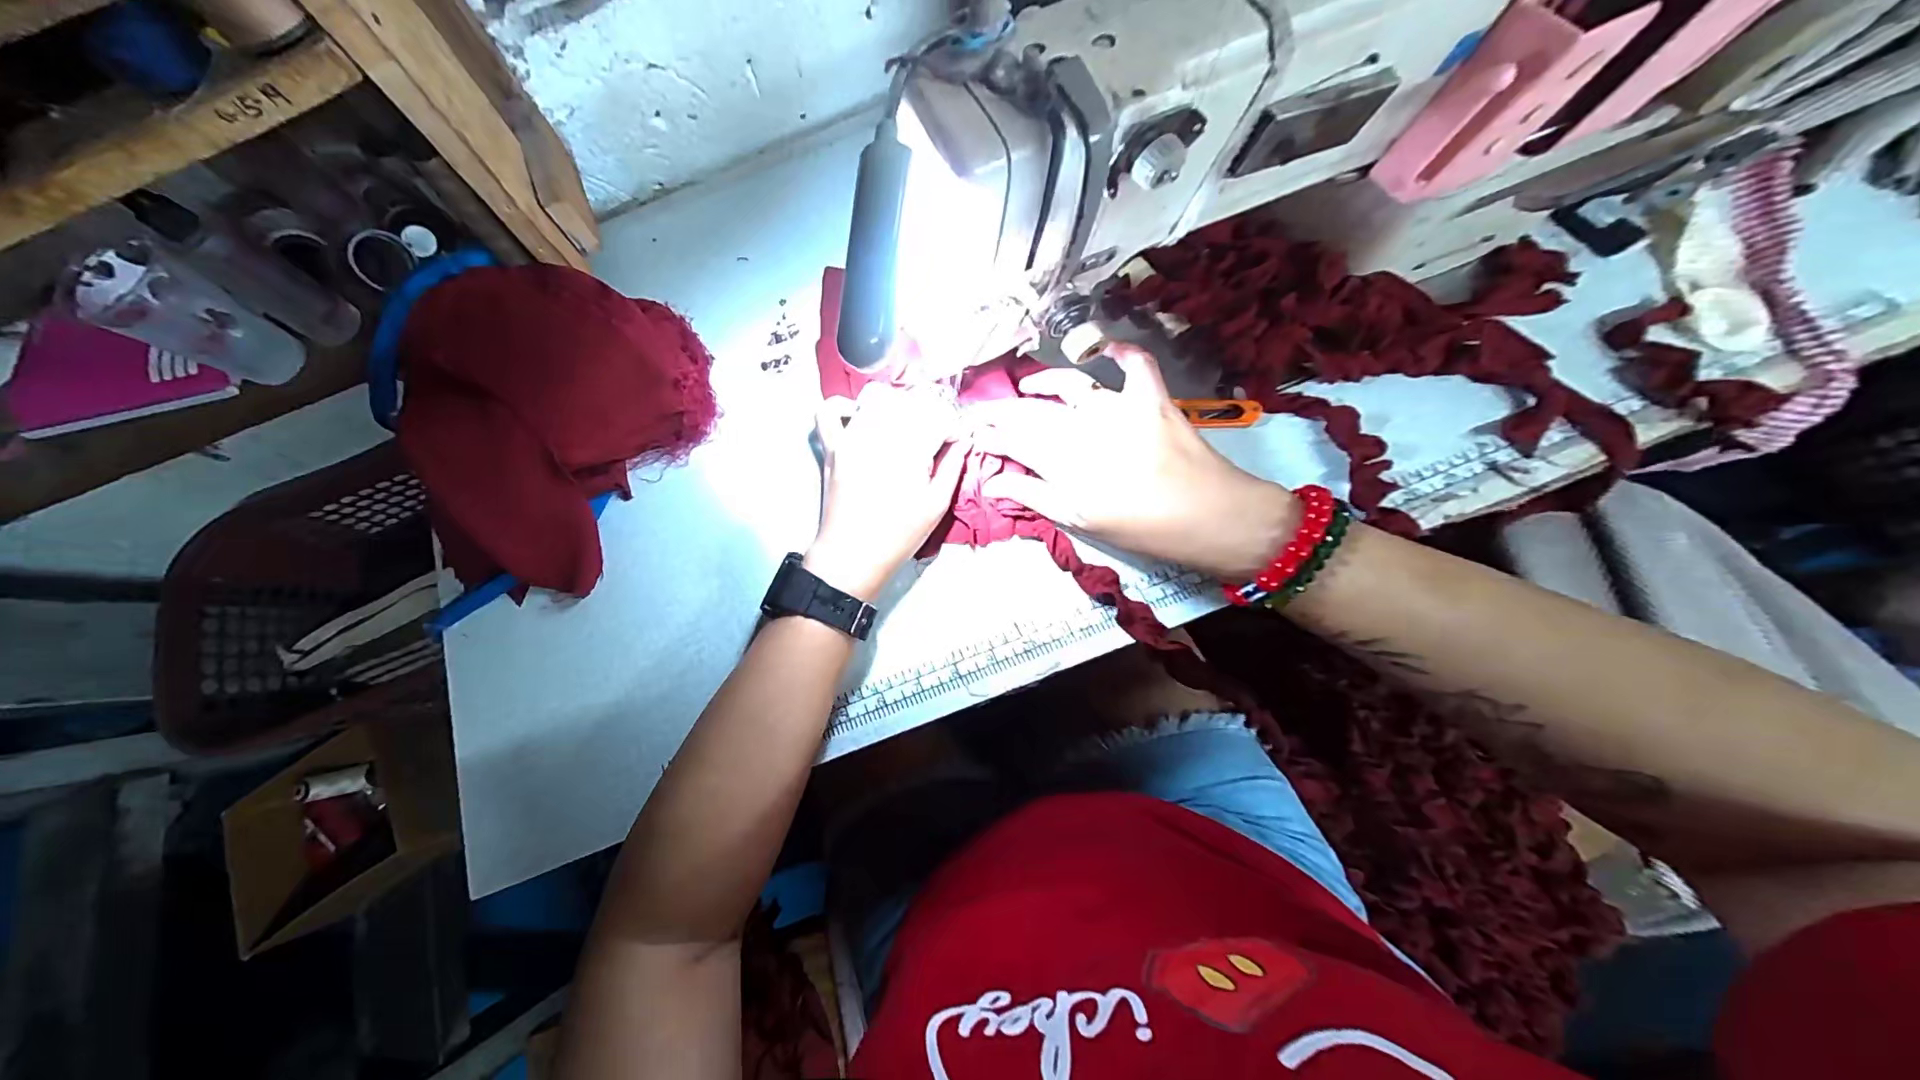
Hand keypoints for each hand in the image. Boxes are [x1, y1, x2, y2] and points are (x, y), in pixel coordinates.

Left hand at [806, 383, 967, 600]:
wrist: (851, 556)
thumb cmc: (898, 536)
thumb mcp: (936, 504)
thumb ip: (953, 466)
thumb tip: (964, 441)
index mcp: (910, 448)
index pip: (937, 416)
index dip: (951, 428)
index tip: (954, 442)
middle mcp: (880, 434)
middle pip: (909, 402)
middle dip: (927, 415)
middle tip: (932, 439)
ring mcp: (851, 437)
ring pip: (876, 399)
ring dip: (895, 407)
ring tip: (904, 431)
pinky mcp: (832, 447)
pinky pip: (829, 411)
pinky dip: (843, 406)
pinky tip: (858, 416)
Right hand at [967, 343, 1297, 579]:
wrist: (1209, 516)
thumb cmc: (1141, 527)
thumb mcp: (1080, 519)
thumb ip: (1034, 495)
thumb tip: (994, 480)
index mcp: (1063, 459)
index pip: (1014, 438)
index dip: (991, 434)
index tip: (976, 433)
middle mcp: (1083, 425)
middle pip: (1034, 410)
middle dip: (1005, 410)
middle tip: (989, 411)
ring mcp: (1118, 405)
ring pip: (1071, 384)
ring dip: (1045, 381)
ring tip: (1030, 385)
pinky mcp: (1150, 396)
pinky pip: (1133, 363)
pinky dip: (1118, 352)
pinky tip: (1103, 351)